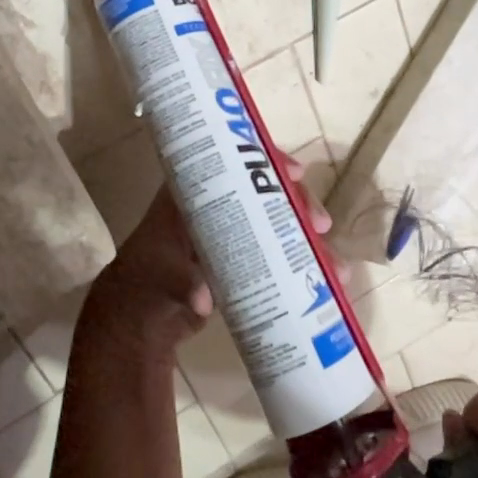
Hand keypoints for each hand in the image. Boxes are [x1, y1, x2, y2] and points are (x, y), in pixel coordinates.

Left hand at [84, 148, 333, 355]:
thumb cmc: (145, 280)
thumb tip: (203, 301)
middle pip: (268, 190)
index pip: (235, 161)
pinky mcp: (245, 262)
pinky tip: (330, 278)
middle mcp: (221, 205)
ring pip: (280, 221)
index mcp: (196, 191)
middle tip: (320, 224)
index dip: (267, 159)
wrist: (142, 318)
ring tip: (335, 265)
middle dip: (298, 202)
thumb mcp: (161, 275)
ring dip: (308, 238)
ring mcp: (235, 233)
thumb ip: (182, 282)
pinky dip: (303, 263)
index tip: (295, 170)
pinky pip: (279, 253)